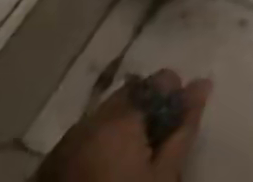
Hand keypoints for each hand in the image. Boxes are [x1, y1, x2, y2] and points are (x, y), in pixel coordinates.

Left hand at [36, 71, 210, 181]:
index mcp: (121, 117)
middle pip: (131, 95)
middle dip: (148, 110)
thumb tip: (202, 83)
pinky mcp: (50, 164)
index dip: (175, 95)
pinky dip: (101, 142)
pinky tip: (107, 169)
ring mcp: (66, 141)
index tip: (178, 122)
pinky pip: (85, 136)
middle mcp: (91, 119)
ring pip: (107, 115)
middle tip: (158, 143)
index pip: (159, 80)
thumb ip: (184, 126)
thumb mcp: (164, 175)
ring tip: (132, 159)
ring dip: (124, 126)